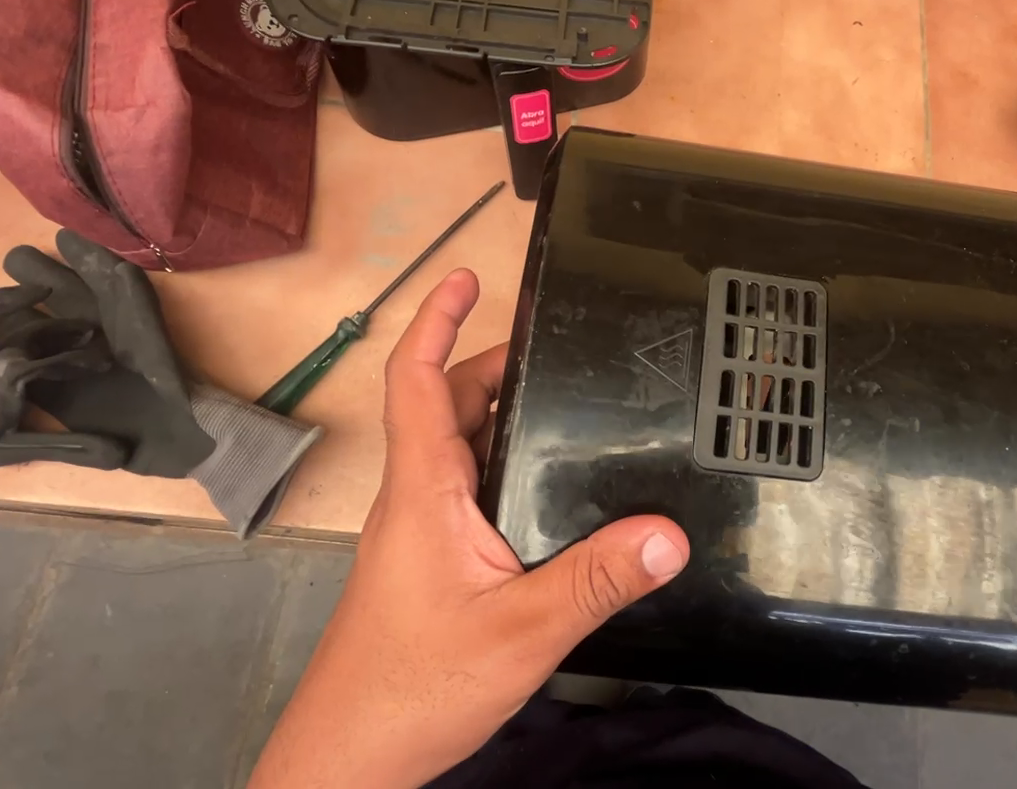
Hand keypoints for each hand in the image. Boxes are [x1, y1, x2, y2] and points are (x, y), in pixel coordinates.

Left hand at [248, 270, 689, 788]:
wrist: (348, 765)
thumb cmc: (412, 689)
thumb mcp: (520, 631)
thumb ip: (596, 580)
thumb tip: (668, 535)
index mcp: (424, 489)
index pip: (418, 380)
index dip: (436, 321)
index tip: (463, 277)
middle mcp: (417, 497)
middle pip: (448, 402)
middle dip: (495, 362)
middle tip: (557, 349)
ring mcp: (420, 530)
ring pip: (459, 445)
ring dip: (499, 411)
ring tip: (562, 403)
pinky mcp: (432, 560)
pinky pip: (468, 487)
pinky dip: (503, 460)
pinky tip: (545, 485)